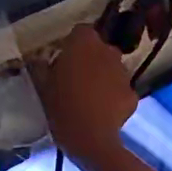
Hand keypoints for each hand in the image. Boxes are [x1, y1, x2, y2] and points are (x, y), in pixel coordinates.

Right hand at [33, 25, 136, 162]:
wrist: (90, 139)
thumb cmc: (61, 107)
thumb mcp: (42, 86)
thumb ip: (40, 67)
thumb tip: (39, 60)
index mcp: (84, 43)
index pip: (80, 32)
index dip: (71, 45)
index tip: (62, 60)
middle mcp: (108, 51)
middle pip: (98, 50)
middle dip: (89, 60)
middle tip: (74, 80)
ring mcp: (123, 72)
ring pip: (111, 69)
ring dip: (102, 78)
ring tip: (88, 98)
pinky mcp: (132, 94)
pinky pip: (120, 90)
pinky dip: (113, 97)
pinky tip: (101, 113)